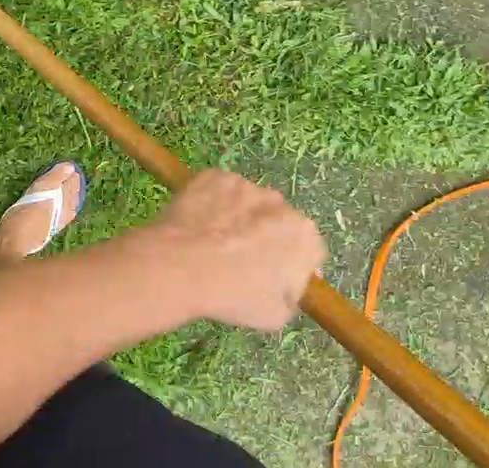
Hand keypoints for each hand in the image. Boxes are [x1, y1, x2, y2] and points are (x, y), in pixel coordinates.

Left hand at [140, 169, 324, 331]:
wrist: (179, 266)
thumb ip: (291, 292)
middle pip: (279, 220)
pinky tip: (199, 222)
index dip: (293, 262)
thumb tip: (286, 281)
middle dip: (267, 235)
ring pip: (247, 202)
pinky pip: (219, 190)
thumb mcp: (278, 313)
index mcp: (304, 234)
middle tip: (242, 255)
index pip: (309, 248)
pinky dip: (213, 202)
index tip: (275, 273)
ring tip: (215, 238)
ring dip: (239, 215)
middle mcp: (278, 201)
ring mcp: (242, 184)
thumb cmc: (233, 295)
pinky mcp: (211, 175)